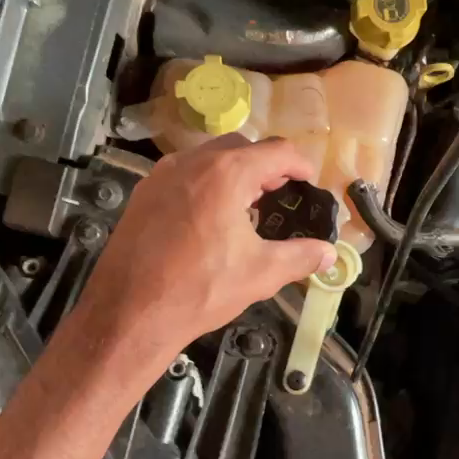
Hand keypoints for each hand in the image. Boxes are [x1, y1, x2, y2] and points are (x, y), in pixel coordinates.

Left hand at [71, 134, 337, 373]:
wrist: (129, 313)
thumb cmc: (199, 289)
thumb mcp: (260, 274)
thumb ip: (300, 257)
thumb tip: (329, 254)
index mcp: (226, 174)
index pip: (276, 151)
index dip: (301, 164)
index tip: (311, 181)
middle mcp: (192, 163)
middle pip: (241, 146)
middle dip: (266, 164)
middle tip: (281, 193)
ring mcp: (162, 175)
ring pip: (208, 158)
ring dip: (234, 172)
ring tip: (248, 205)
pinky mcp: (143, 194)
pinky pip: (184, 174)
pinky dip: (206, 184)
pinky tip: (211, 218)